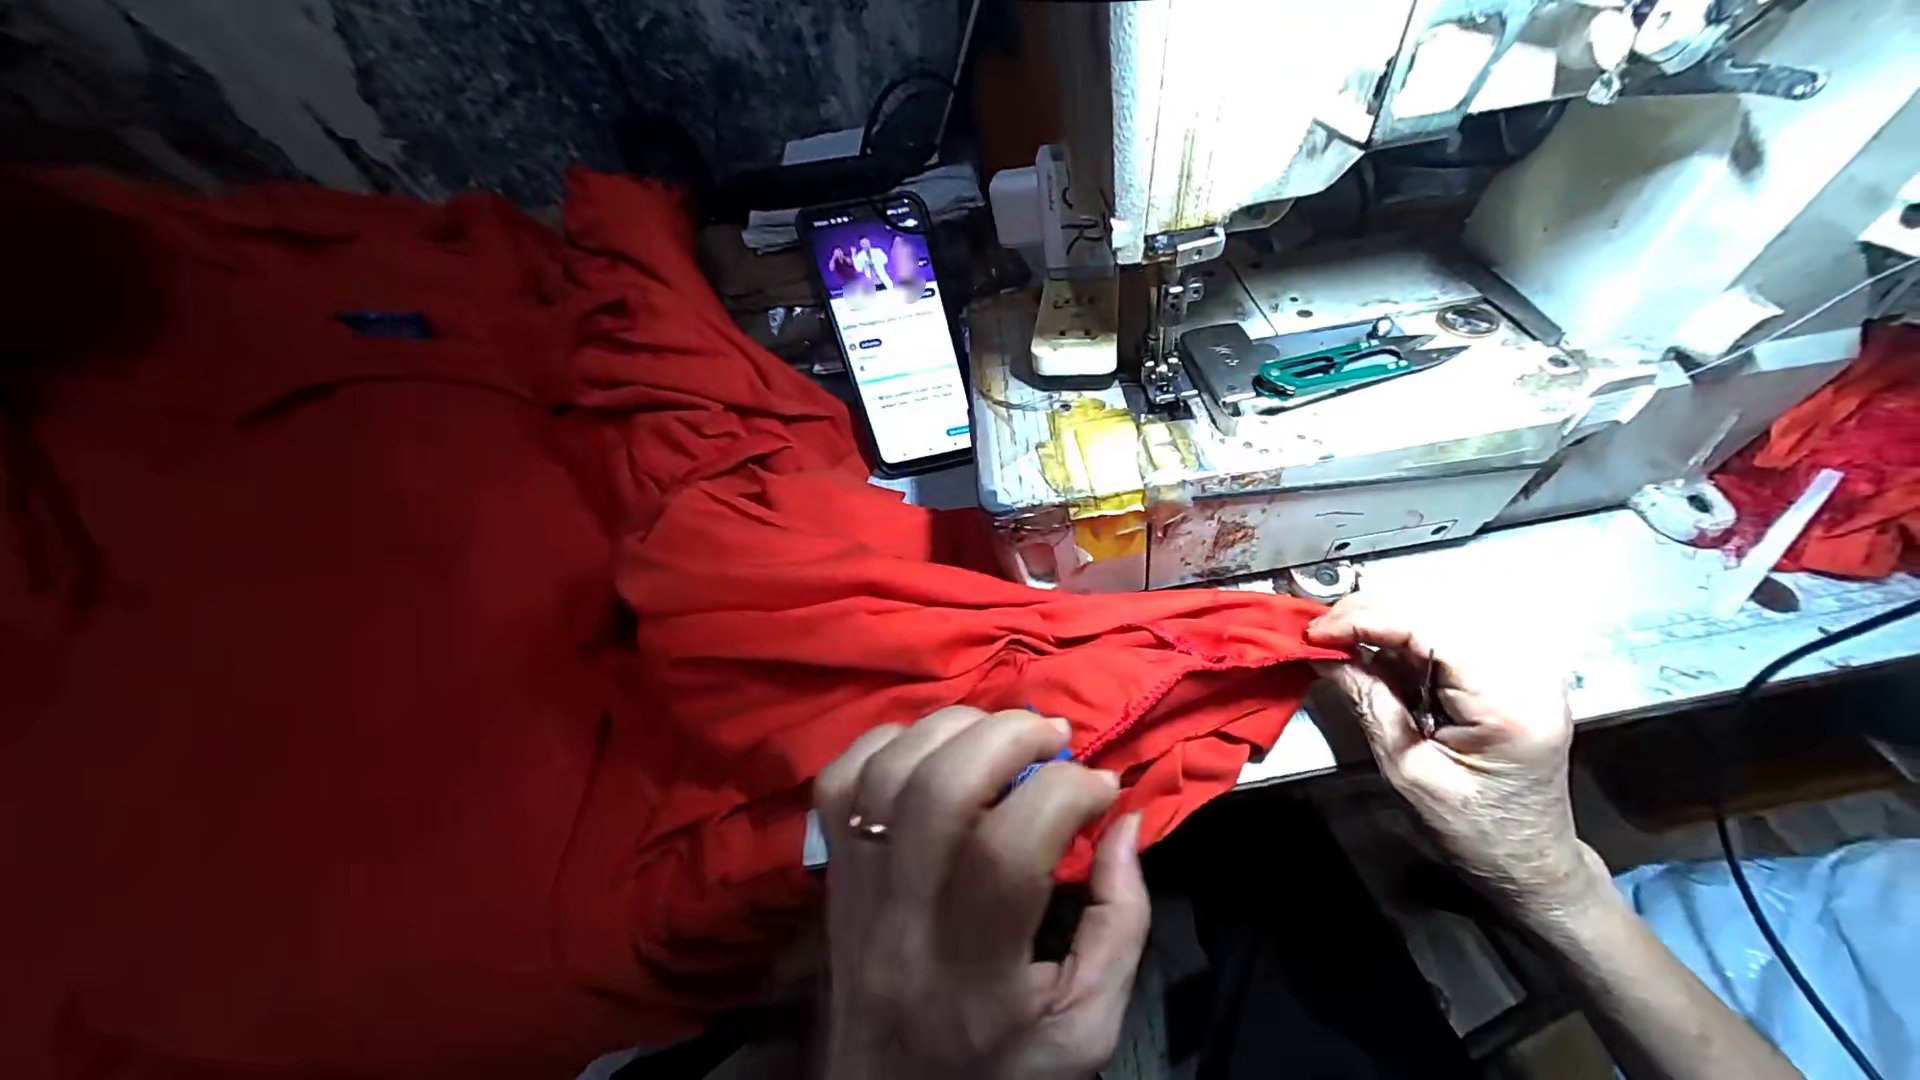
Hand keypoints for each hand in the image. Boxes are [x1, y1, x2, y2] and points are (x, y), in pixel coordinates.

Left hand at [814, 707, 1149, 1079]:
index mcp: (971, 972)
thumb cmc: (998, 1065)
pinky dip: (894, 739)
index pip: (1006, 851)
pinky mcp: (831, 865)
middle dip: (1005, 737)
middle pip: (938, 791)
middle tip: (1051, 734)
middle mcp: (900, 920)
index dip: (1065, 793)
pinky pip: (844, 775)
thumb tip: (1123, 819)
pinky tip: (937, 749)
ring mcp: (854, 885)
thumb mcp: (1084, 1025)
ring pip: (888, 770)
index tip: (1100, 788)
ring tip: (1001, 732)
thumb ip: (1119, 921)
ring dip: (955, 726)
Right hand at [1305, 594, 1605, 916]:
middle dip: (1368, 611)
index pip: (1431, 628)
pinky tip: (1375, 644)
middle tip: (1321, 633)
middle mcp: (1528, 670)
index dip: (1365, 620)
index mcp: (1508, 703)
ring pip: (1440, 605)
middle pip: (1436, 606)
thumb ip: (1368, 701)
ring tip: (1341, 636)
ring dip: (1383, 614)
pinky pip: (1448, 623)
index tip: (1315, 634)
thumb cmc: (1469, 828)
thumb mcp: (1405, 769)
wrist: (1528, 857)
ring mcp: (1525, 663)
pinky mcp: (1511, 663)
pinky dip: (1403, 626)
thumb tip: (1322, 652)